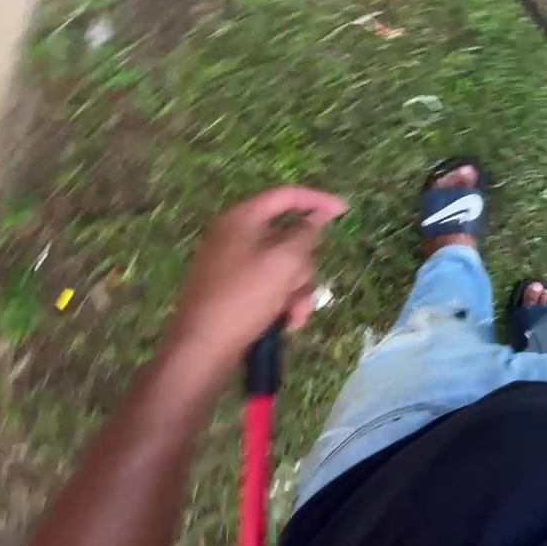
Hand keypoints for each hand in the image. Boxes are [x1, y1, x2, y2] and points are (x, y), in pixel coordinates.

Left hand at [166, 186, 347, 371]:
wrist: (201, 349)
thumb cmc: (244, 297)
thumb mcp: (285, 260)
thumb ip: (306, 233)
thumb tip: (316, 218)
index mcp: (242, 218)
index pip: (287, 195)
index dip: (319, 200)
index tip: (345, 211)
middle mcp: (234, 235)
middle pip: (289, 236)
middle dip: (304, 263)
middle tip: (303, 282)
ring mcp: (232, 262)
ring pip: (284, 264)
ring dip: (297, 288)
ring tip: (295, 313)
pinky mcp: (232, 288)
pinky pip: (270, 283)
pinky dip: (283, 299)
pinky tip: (286, 321)